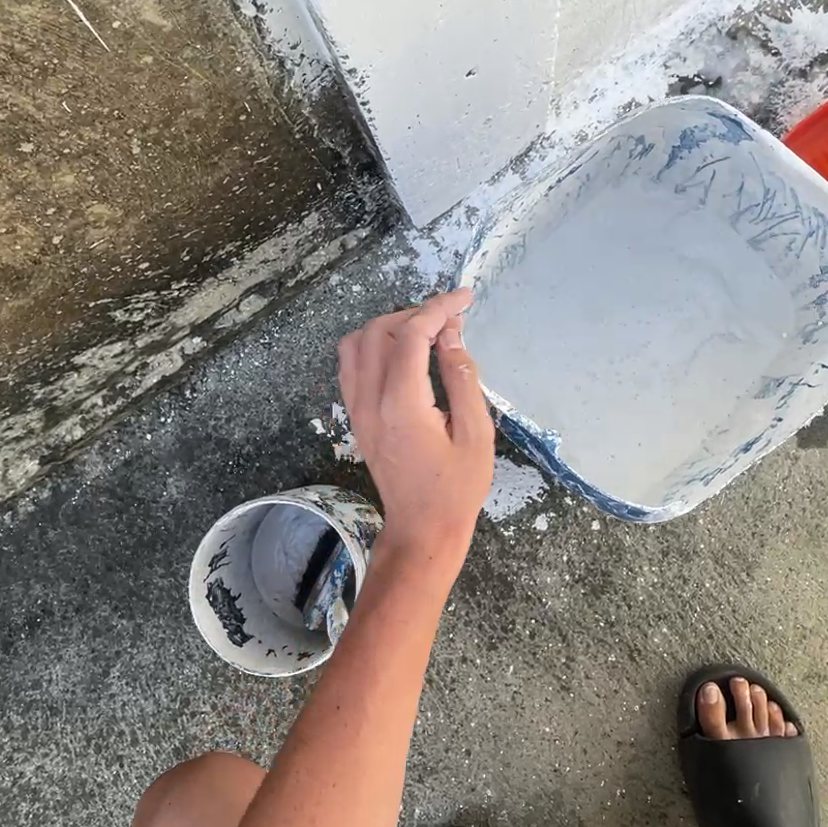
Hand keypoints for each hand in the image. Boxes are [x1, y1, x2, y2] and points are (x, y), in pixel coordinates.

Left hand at [337, 289, 494, 568]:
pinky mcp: (355, 416)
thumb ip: (462, 378)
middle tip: (451, 322)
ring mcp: (356, 408)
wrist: (421, 528)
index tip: (465, 298)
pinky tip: (402, 354)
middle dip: (416, 314)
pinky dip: (373, 345)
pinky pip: (351, 364)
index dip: (439, 308)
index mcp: (402, 403)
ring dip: (390, 326)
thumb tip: (450, 335)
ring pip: (357, 342)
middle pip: (380, 330)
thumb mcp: (476, 433)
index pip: (412, 334)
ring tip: (426, 334)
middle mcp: (370, 399)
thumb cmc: (456, 487)